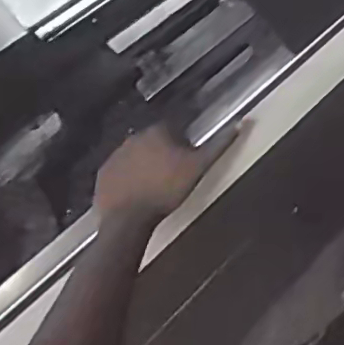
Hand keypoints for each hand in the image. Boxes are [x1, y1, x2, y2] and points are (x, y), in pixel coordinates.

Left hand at [94, 124, 237, 222]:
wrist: (127, 222)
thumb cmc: (166, 190)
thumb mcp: (199, 167)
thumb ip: (220, 144)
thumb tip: (241, 122)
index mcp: (158, 130)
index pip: (175, 129)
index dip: (182, 144)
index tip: (185, 162)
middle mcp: (135, 136)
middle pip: (155, 140)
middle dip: (163, 153)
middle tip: (171, 176)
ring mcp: (115, 155)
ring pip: (136, 154)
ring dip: (145, 164)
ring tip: (154, 187)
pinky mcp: (102, 174)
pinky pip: (119, 170)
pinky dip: (127, 178)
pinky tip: (135, 193)